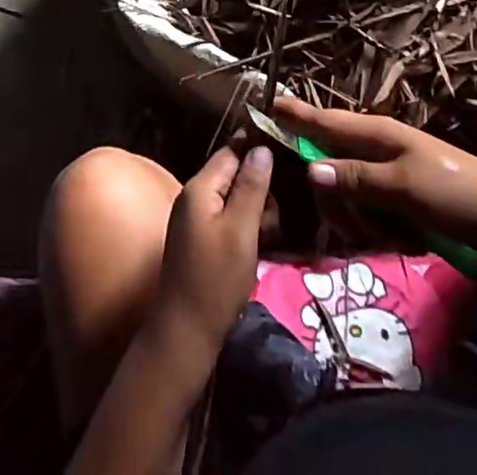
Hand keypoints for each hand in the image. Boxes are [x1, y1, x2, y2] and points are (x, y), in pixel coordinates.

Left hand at [151, 146, 272, 349]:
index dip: (258, 148)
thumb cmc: (217, 278)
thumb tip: (262, 148)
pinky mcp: (200, 237)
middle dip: (260, 186)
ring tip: (272, 231)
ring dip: (256, 208)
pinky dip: (246, 224)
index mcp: (199, 187)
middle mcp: (193, 196)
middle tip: (279, 211)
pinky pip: (227, 216)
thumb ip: (251, 186)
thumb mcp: (241, 229)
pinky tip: (261, 240)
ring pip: (233, 197)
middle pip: (232, 173)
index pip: (231, 151)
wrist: (187, 329)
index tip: (290, 150)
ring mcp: (194, 217)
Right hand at [274, 95, 476, 252]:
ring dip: (355, 216)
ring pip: (347, 188)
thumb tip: (309, 170)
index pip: (324, 119)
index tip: (265, 106)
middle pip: (328, 161)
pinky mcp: (401, 194)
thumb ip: (355, 178)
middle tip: (343, 226)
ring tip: (377, 240)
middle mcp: (377, 146)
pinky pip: (368, 205)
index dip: (295, 114)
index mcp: (376, 133)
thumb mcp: (404, 187)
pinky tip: (389, 240)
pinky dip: (372, 224)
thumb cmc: (458, 194)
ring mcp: (390, 170)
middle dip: (330, 194)